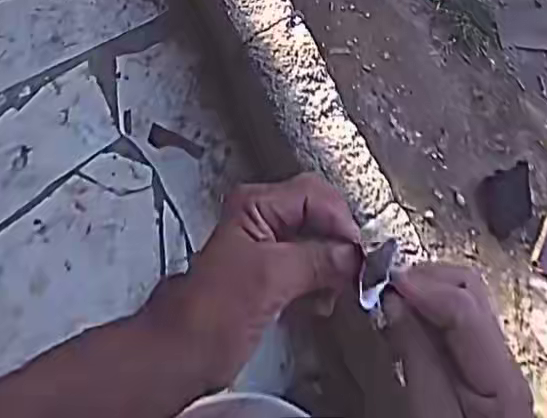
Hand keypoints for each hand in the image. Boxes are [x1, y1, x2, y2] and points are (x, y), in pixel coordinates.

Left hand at [142, 174, 361, 390]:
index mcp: (255, 203)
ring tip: (342, 287)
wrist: (184, 352)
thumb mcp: (270, 278)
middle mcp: (261, 215)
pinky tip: (323, 300)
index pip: (312, 195)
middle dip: (339, 239)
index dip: (340, 220)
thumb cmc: (211, 313)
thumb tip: (353, 253)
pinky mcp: (271, 271)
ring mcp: (266, 243)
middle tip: (359, 267)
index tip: (361, 250)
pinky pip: (308, 264)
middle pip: (316, 212)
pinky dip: (321, 279)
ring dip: (332, 262)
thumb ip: (315, 260)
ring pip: (315, 239)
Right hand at [382, 264, 532, 417]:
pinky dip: (421, 310)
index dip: (421, 285)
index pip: (464, 304)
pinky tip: (399, 322)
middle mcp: (502, 364)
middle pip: (467, 290)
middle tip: (382, 288)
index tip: (382, 280)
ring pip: (458, 299)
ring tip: (386, 302)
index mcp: (502, 382)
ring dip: (420, 291)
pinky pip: (448, 323)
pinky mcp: (472, 373)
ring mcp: (489, 367)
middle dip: (423, 279)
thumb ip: (417, 360)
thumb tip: (394, 298)